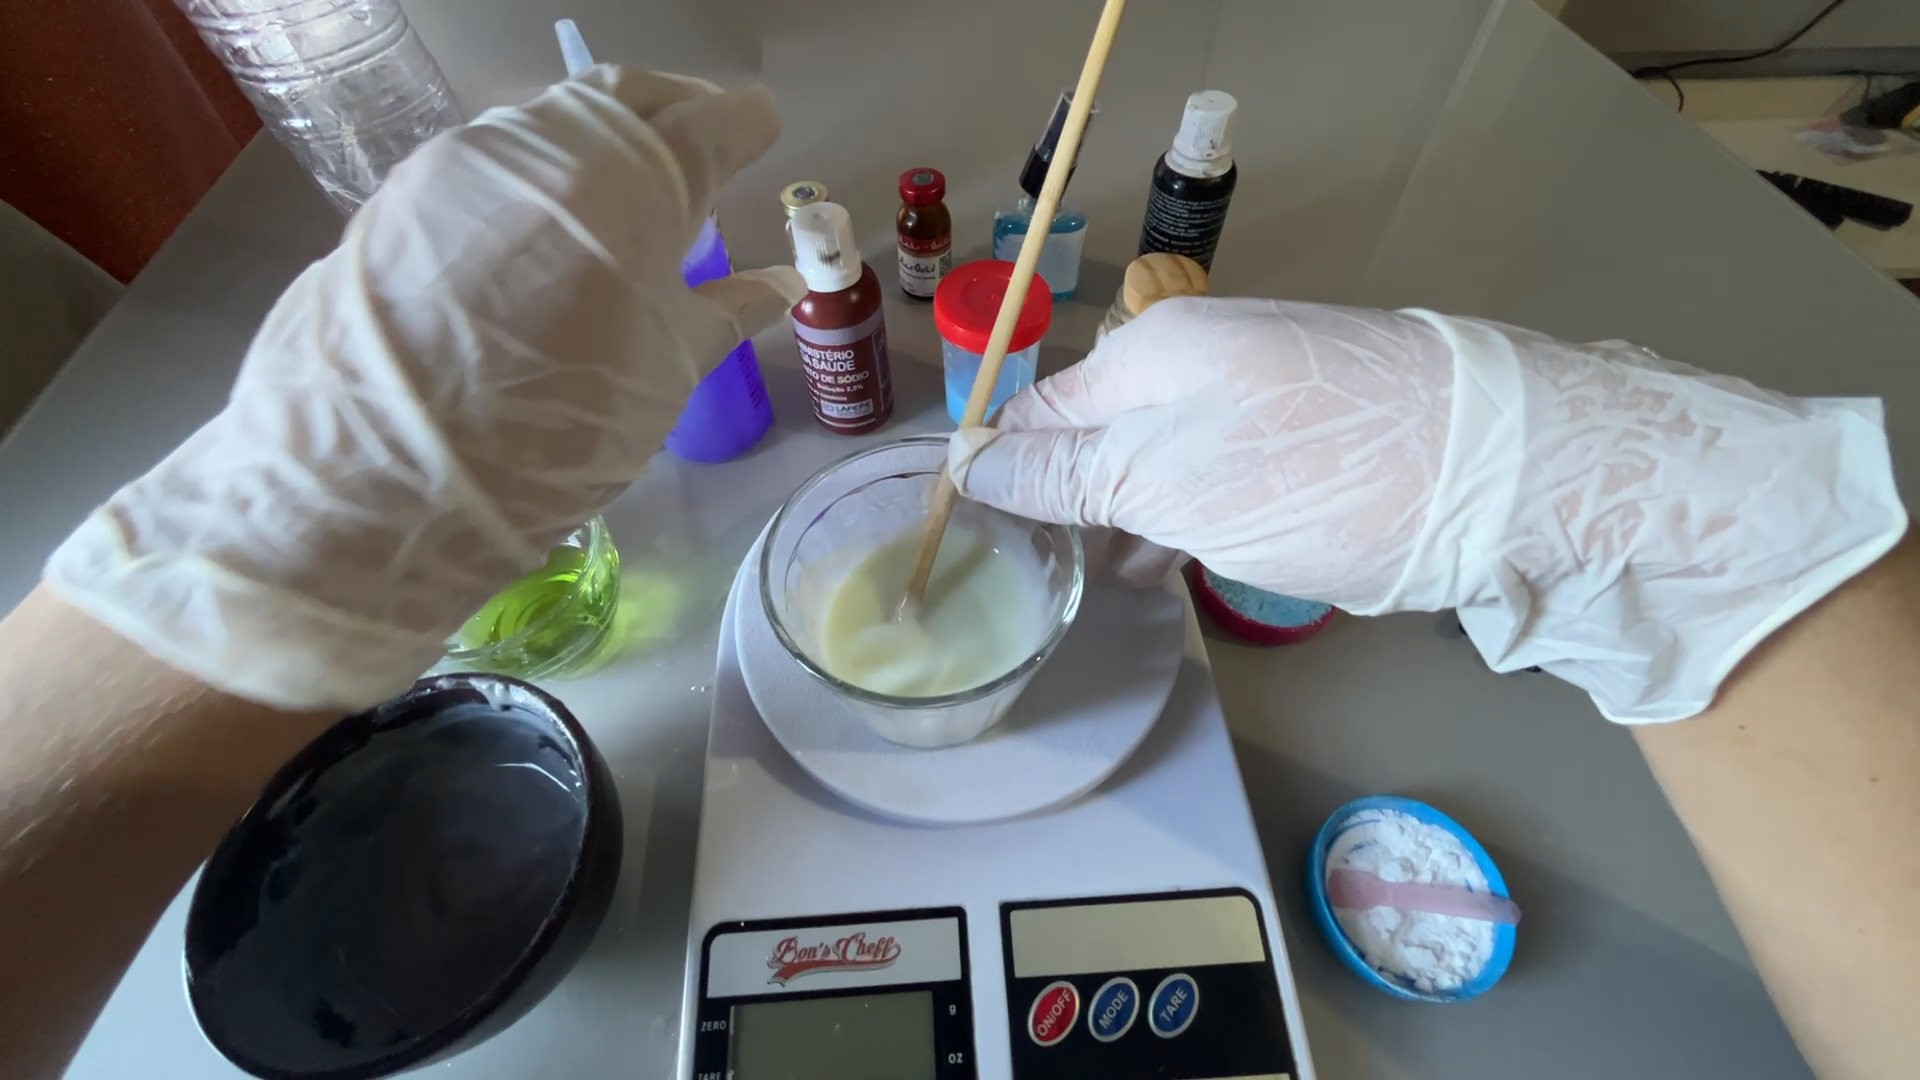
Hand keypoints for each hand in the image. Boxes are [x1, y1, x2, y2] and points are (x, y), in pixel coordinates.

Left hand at [44, 66, 806, 710]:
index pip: (702, 128)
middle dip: (675, 106)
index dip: (742, 121)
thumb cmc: (571, 416)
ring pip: (556, 118)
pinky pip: (504, 154)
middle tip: (707, 133)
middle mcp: (546, 147)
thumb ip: (729, 311)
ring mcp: (469, 161)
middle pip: (623, 97)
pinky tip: (566, 217)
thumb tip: (781, 286)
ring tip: (640, 181)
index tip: (765, 120)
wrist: (402, 469)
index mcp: (630, 188)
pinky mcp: (414, 191)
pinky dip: (553, 166)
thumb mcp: (671, 368)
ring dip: (609, 135)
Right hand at [952, 297, 1454, 609]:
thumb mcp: (1168, 480)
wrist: (1516, 476)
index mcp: (1148, 359)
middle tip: (1051, 573)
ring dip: (1121, 519)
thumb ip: (1066, 474)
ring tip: (1113, 578)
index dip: (1002, 472)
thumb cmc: (1317, 476)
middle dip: (1063, 502)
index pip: (1038, 413)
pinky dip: (1177, 521)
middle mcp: (1192, 367)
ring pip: (1147, 463)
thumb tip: (970, 465)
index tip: (985, 537)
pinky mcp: (1292, 444)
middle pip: (1091, 437)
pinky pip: (1203, 479)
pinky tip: (1172, 563)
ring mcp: (1246, 404)